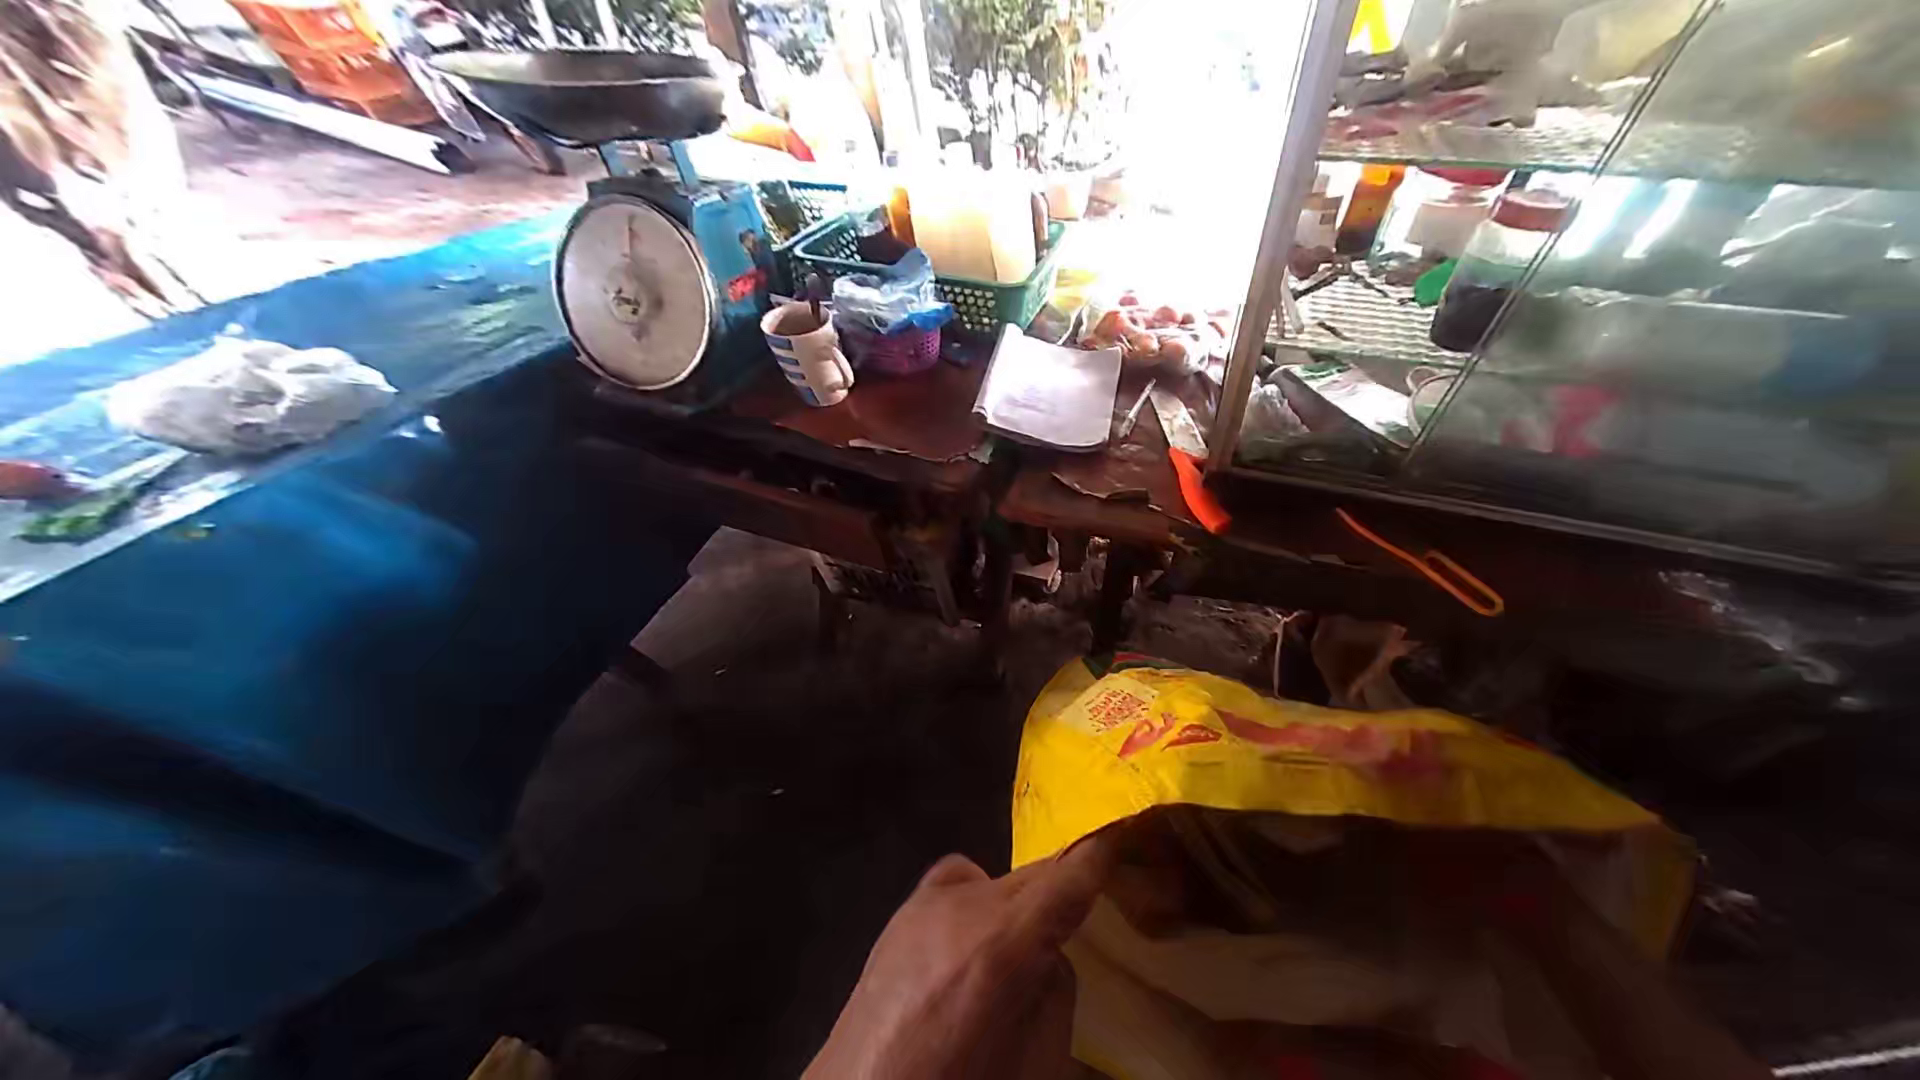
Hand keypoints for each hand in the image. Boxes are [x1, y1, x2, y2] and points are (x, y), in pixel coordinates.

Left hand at [801, 836, 1115, 1079]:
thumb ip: (1056, 990)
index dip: (1097, 854)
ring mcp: (928, 901)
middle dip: (1061, 887)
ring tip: (1013, 947)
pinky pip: (958, 878)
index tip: (1119, 832)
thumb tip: (1053, 947)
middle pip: (1034, 873)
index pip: (1066, 879)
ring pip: (997, 877)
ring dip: (1018, 901)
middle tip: (1077, 914)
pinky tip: (969, 932)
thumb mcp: (1037, 1062)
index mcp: (1004, 946)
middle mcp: (967, 906)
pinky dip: (976, 893)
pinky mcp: (903, 908)